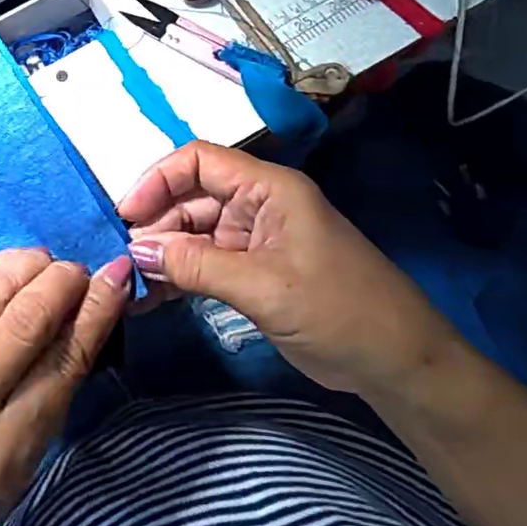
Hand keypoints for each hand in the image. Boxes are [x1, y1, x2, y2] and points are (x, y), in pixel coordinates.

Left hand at [0, 248, 132, 525]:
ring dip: (32, 265)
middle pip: (27, 319)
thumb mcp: (35, 444)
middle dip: (64, 281)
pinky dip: (2, 265)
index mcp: (6, 444)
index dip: (96, 310)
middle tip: (83, 272)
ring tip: (52, 267)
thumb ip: (64, 374)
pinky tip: (21, 264)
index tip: (118, 276)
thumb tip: (98, 300)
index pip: (63, 361)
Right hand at [119, 141, 460, 395]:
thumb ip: (196, 265)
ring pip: (193, 231)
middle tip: (127, 260)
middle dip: (156, 223)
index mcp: (267, 187)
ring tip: (134, 283)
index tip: (128, 214)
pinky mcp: (252, 270)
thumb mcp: (264, 286)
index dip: (158, 179)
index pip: (199, 161)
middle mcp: (256, 203)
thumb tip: (137, 250)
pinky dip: (179, 276)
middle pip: (191, 196)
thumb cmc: (339, 309)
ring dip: (163, 254)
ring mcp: (253, 238)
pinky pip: (204, 262)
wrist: (399, 364)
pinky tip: (153, 298)